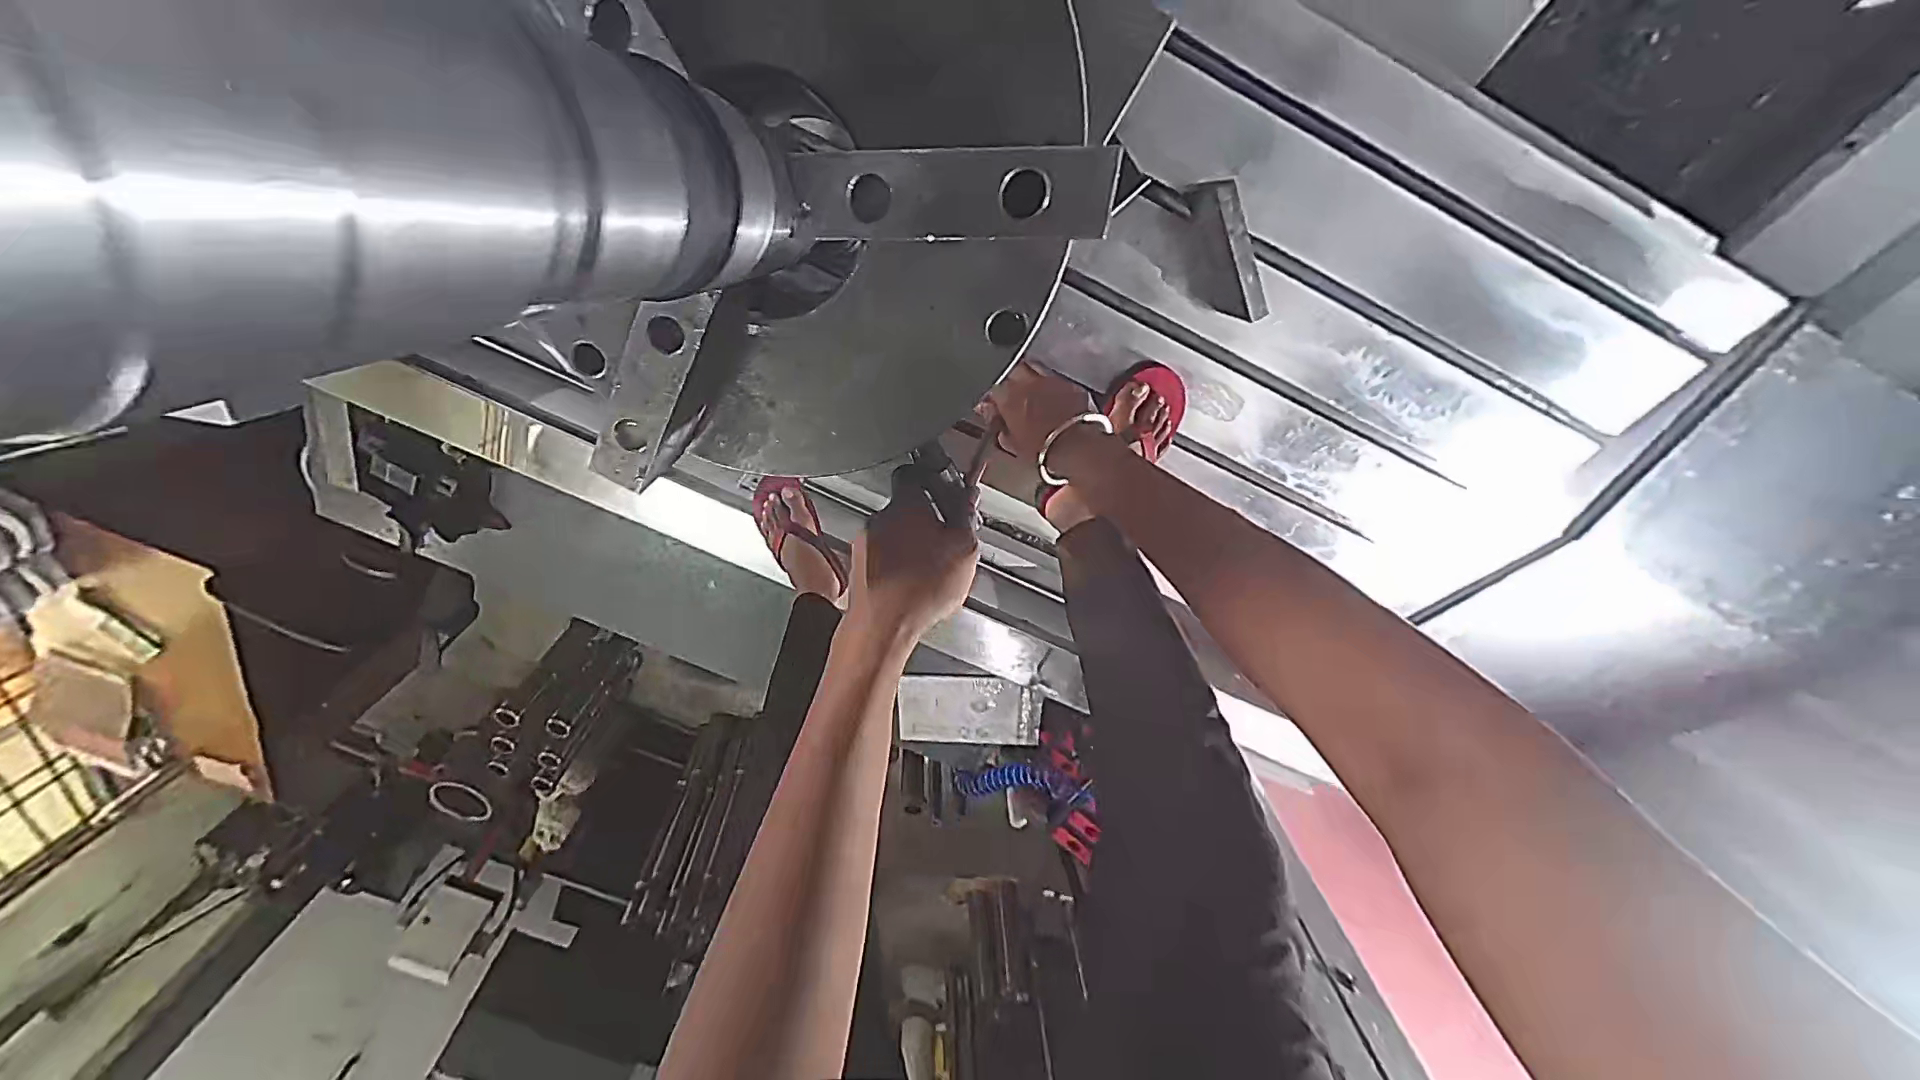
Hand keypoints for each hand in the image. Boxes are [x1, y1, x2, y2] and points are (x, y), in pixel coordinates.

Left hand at [847, 467, 979, 643]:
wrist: (884, 623)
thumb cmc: (921, 587)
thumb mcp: (964, 549)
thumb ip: (966, 517)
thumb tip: (968, 500)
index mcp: (906, 503)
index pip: (916, 473)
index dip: (934, 481)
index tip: (949, 492)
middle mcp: (880, 517)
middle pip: (907, 506)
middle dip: (927, 518)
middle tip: (949, 535)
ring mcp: (867, 543)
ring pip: (895, 533)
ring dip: (913, 543)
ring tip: (935, 566)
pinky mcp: (860, 567)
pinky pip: (884, 556)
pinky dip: (899, 563)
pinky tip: (916, 582)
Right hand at [985, 362, 1097, 461]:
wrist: (1073, 446)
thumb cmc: (1041, 448)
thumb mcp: (1012, 442)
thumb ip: (999, 424)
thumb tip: (992, 416)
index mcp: (1008, 396)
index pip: (994, 389)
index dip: (995, 399)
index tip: (996, 407)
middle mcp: (1026, 382)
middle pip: (1013, 371)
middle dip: (1012, 381)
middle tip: (1015, 396)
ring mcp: (1048, 379)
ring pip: (1033, 367)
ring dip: (1030, 377)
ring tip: (1033, 391)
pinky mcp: (1068, 383)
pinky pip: (1054, 376)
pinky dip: (1050, 383)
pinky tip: (1052, 395)